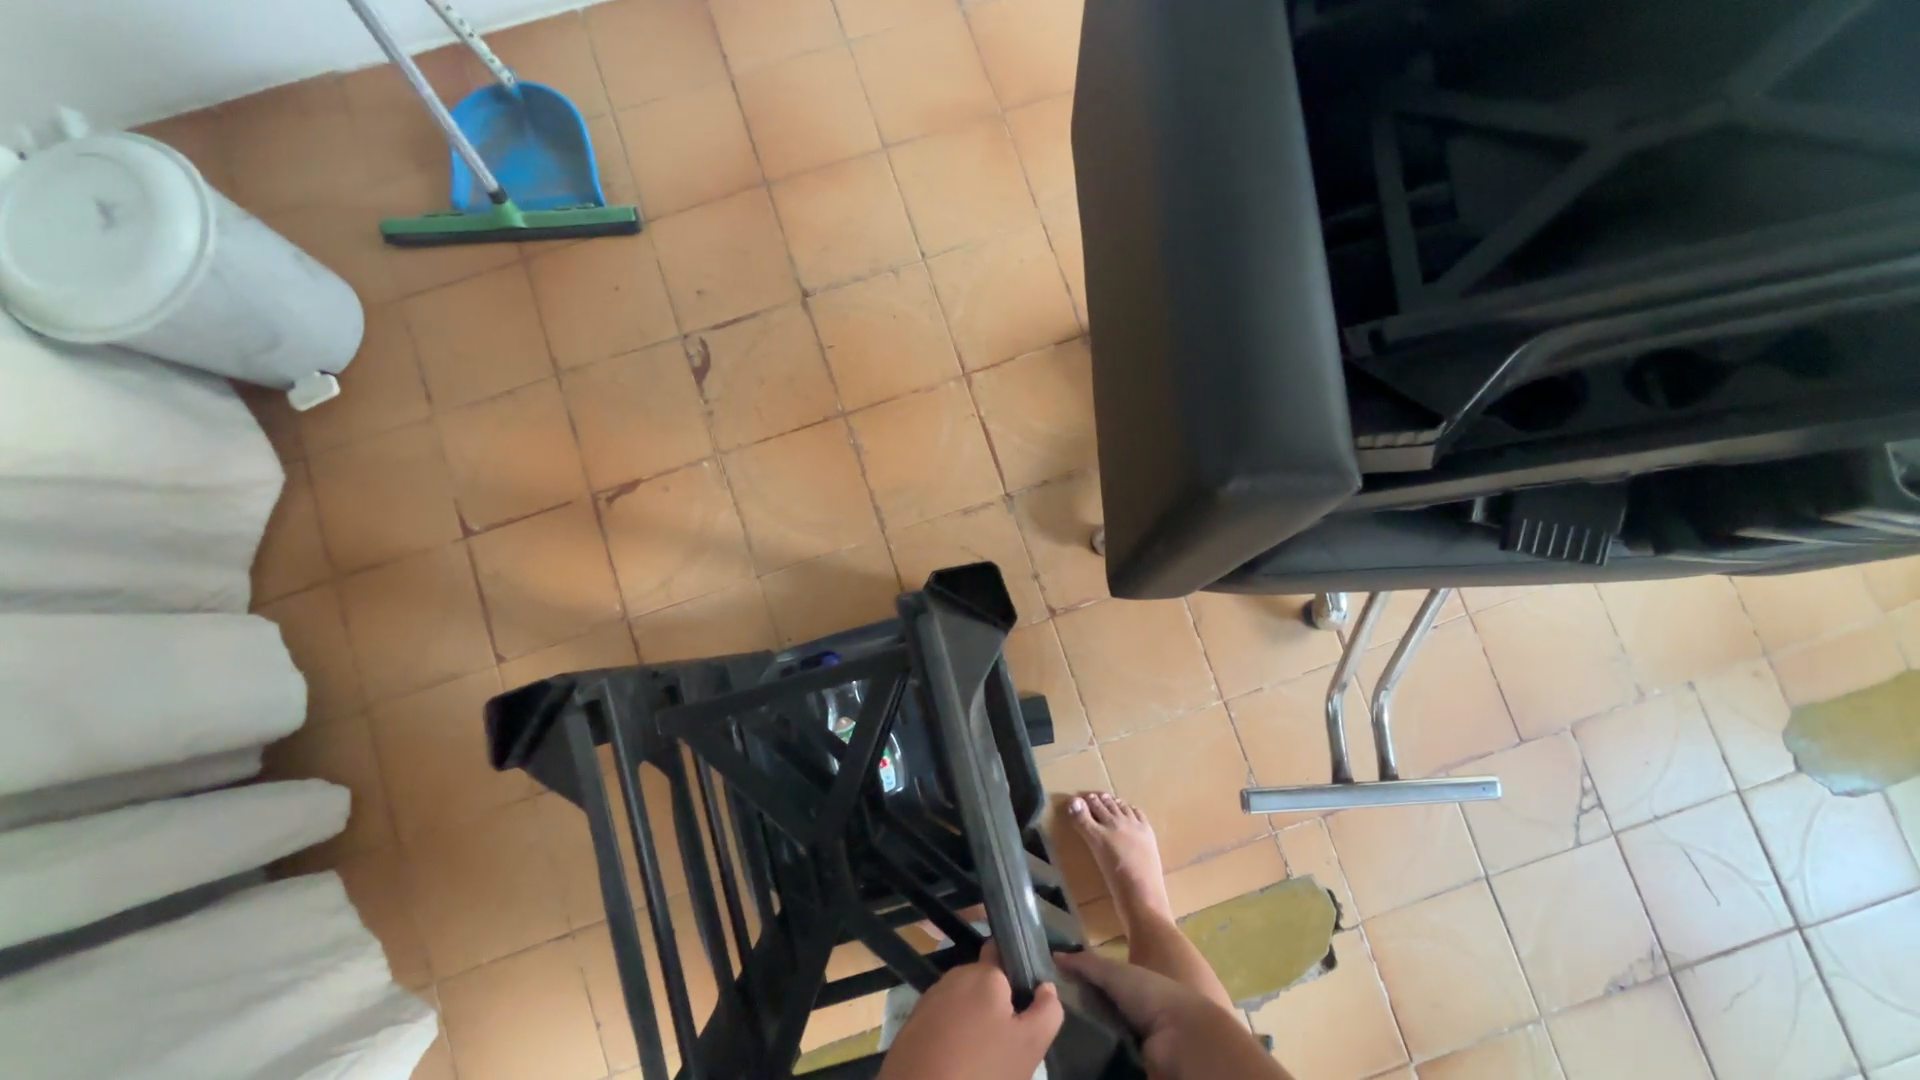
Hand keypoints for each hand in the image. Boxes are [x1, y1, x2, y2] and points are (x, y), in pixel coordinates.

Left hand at [877, 942, 1062, 1079]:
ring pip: (962, 1003)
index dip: (1017, 976)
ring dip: (973, 1020)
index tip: (1025, 1006)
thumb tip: (1045, 987)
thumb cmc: (981, 1068)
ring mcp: (930, 999)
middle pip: (984, 983)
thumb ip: (1047, 1011)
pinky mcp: (913, 1023)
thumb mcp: (1030, 1045)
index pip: (1002, 954)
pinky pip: (942, 1021)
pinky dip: (951, 1035)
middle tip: (1007, 1040)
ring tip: (982, 1056)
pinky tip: (957, 1062)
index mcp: (984, 974)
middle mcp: (954, 977)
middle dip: (995, 1004)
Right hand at [1054, 951, 1292, 1079]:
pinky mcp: (1133, 1069)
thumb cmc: (1151, 995)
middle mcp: (1135, 1022)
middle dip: (1078, 1024)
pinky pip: (1107, 1066)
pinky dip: (1094, 1064)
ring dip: (1085, 1047)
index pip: (1100, 995)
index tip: (1051, 998)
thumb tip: (1055, 955)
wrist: (1184, 1038)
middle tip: (1049, 1024)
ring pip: (1102, 1048)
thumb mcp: (1116, 973)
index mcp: (1134, 995)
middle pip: (1098, 1022)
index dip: (1078, 994)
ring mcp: (1136, 1049)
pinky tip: (1074, 1061)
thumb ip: (1087, 964)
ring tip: (1055, 1045)